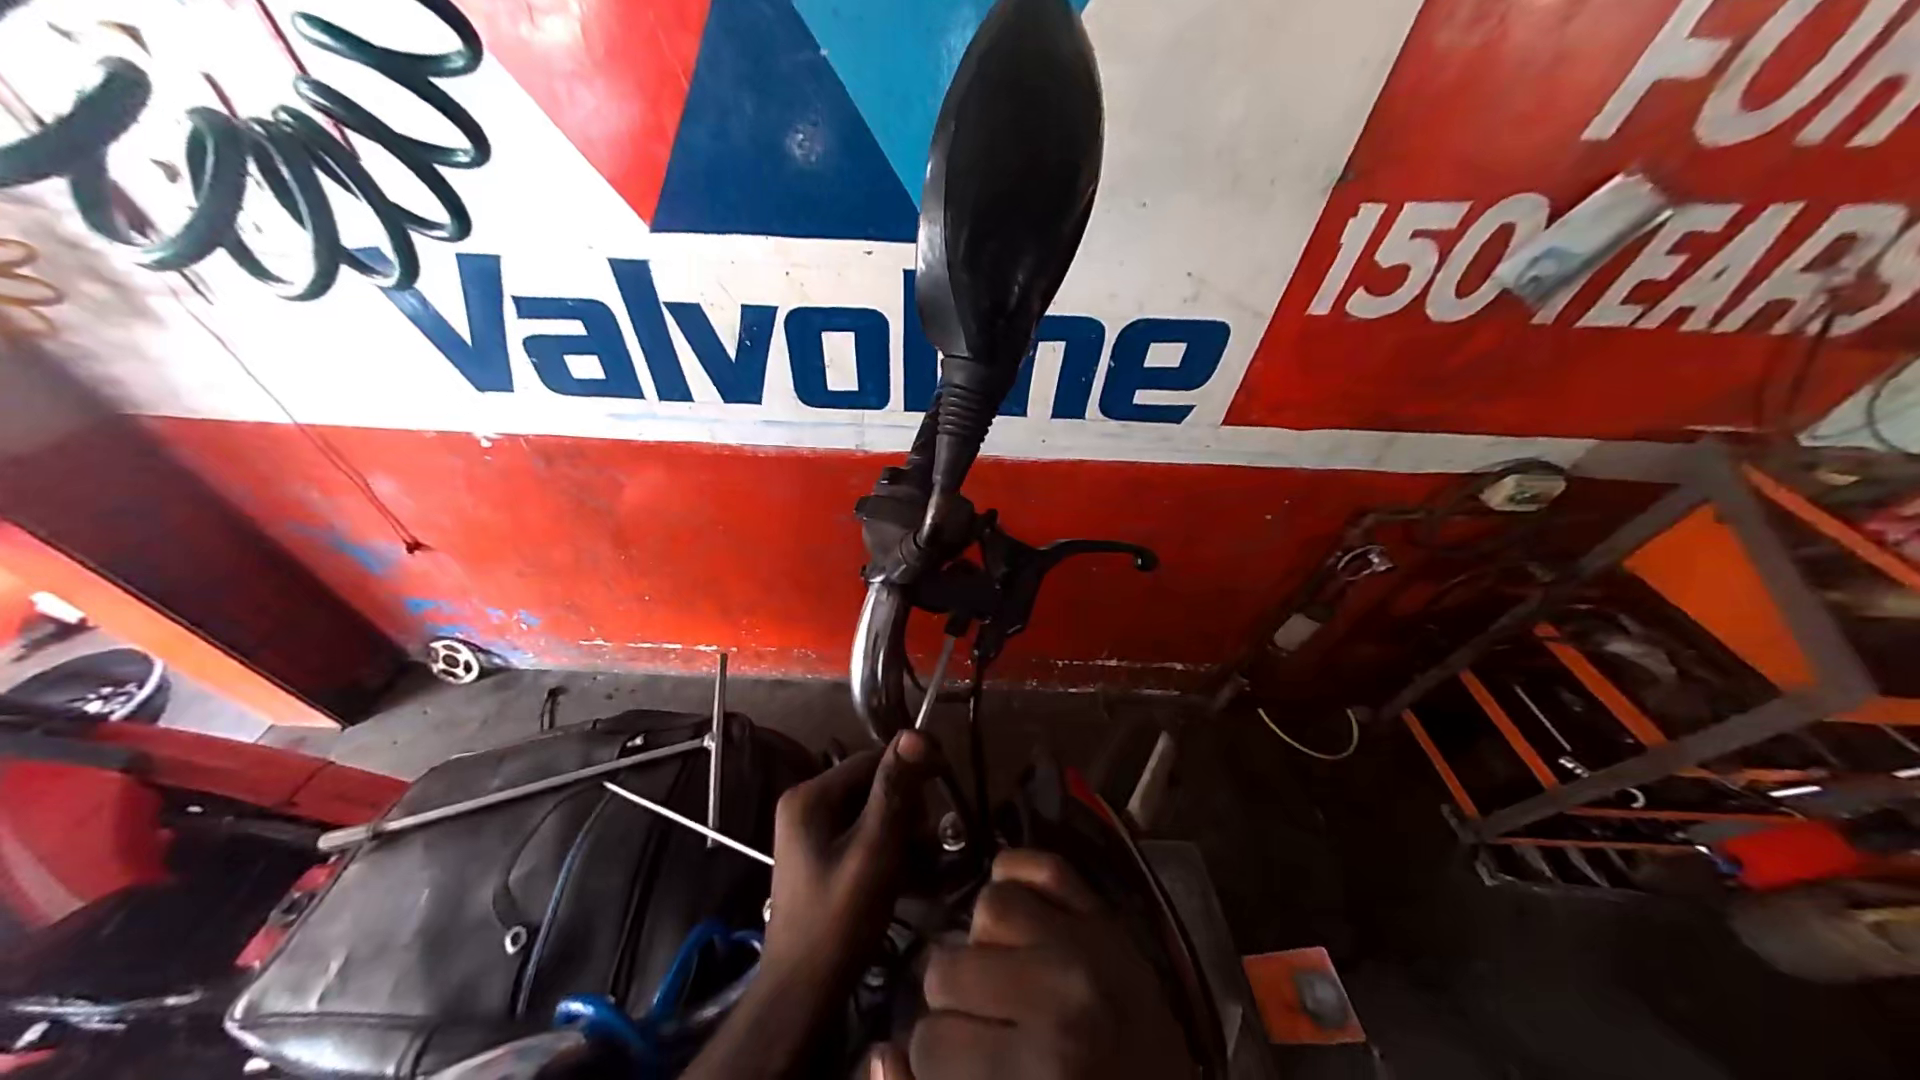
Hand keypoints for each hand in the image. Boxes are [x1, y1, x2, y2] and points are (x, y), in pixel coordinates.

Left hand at [682, 732, 932, 1079]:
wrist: (804, 992)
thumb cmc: (839, 919)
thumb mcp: (874, 850)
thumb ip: (894, 792)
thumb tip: (915, 733)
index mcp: (809, 795)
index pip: (872, 760)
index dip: (910, 770)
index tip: (944, 789)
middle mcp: (806, 804)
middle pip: (873, 785)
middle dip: (906, 810)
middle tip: (924, 844)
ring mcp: (811, 832)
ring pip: (873, 811)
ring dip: (902, 832)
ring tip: (917, 865)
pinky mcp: (821, 856)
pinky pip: (864, 835)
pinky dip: (888, 849)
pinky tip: (905, 875)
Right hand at [887, 850, 1194, 1079]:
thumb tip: (879, 1051)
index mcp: (1037, 1070)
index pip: (930, 1042)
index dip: (935, 1059)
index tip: (960, 1066)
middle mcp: (1063, 995)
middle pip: (947, 969)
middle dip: (953, 1003)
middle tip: (983, 1025)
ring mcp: (1091, 942)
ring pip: (988, 906)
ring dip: (984, 941)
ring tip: (1005, 973)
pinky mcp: (1108, 914)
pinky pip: (1041, 864)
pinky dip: (1019, 879)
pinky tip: (1020, 919)